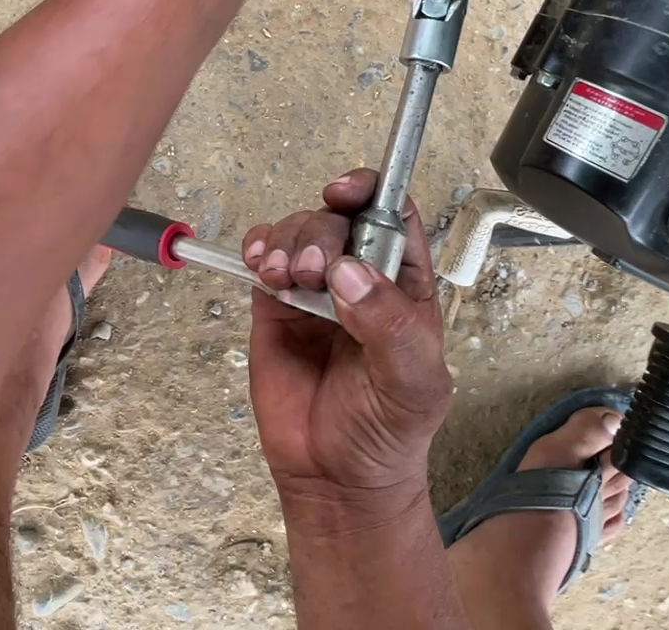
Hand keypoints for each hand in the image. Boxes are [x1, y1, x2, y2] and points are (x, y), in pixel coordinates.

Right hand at [241, 170, 451, 517]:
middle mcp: (359, 275)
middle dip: (320, 233)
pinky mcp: (274, 303)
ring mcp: (314, 287)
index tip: (342, 194)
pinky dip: (257, 248)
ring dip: (286, 241)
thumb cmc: (387, 429)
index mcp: (404, 283)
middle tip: (311, 273)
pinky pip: (263, 255)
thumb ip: (389, 327)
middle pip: (338, 218)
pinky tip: (259, 267)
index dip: (370, 192)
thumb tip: (347, 273)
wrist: (333, 476)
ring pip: (298, 230)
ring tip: (281, 277)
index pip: (394, 215)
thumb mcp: (411, 382)